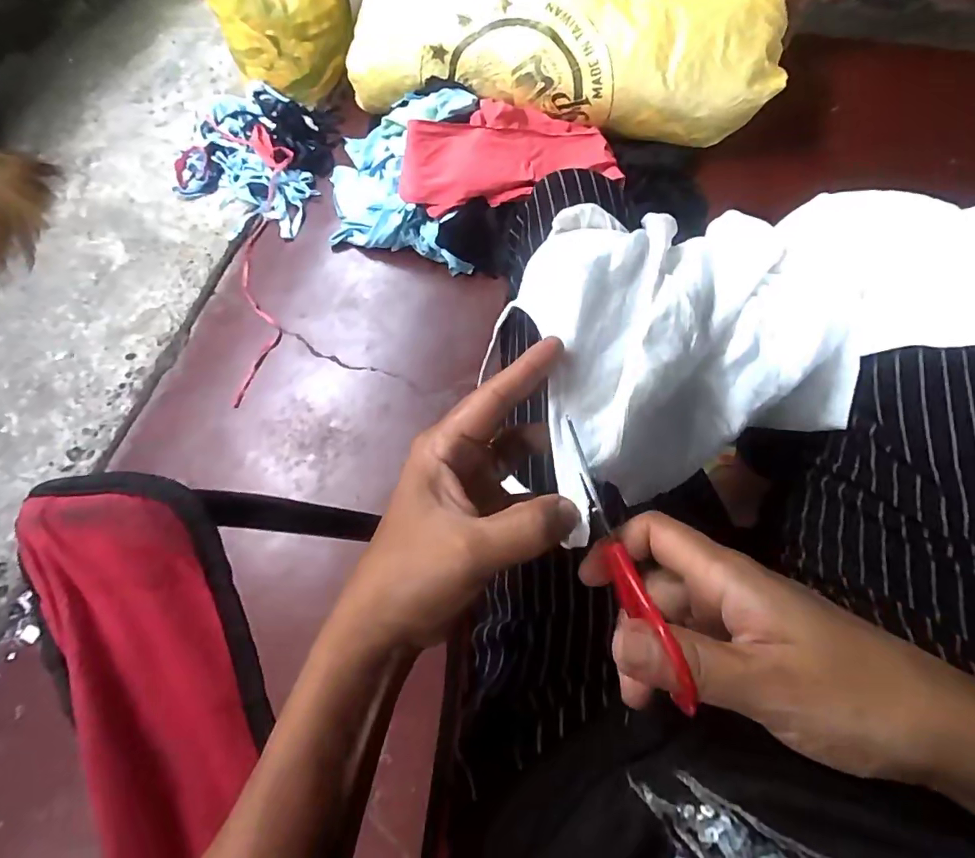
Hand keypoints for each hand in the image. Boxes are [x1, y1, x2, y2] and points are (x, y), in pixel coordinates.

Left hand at [339, 338, 578, 650]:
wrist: (382, 631)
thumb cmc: (413, 576)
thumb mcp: (471, 549)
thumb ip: (528, 525)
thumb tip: (575, 507)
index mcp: (444, 450)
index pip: (492, 399)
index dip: (526, 370)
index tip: (559, 343)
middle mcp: (458, 460)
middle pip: (510, 424)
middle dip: (545, 409)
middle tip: (589, 394)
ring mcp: (471, 488)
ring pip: (519, 459)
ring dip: (550, 456)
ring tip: (593, 446)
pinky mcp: (481, 516)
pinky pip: (522, 492)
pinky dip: (546, 493)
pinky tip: (574, 495)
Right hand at [579, 513, 974, 783]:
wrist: (930, 724)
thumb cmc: (849, 695)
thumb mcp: (763, 684)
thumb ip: (688, 660)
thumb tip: (617, 638)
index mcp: (733, 577)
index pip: (661, 533)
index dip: (618, 547)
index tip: (585, 586)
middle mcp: (735, 589)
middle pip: (662, 583)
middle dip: (633, 624)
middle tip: (630, 690)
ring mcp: (749, 621)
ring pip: (681, 620)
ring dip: (655, 653)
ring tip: (650, 707)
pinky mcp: (762, 651)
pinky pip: (705, 647)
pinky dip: (683, 669)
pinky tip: (682, 703)